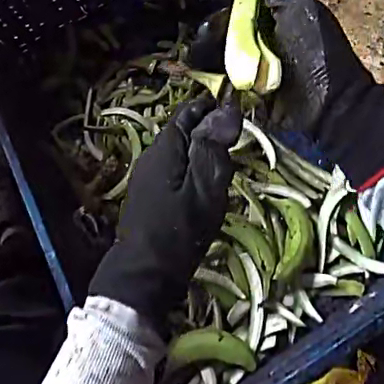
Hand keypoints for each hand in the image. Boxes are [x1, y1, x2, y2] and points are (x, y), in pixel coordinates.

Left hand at [88, 96, 242, 329]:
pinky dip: (193, 167)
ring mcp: (148, 177)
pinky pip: (175, 169)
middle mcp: (152, 155)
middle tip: (238, 136)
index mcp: (164, 147)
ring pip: (179, 151)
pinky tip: (206, 183)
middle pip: (183, 130)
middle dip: (209, 127)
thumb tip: (228, 108)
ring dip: (201, 148)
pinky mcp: (149, 196)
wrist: (144, 276)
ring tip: (227, 158)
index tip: (239, 110)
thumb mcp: (205, 186)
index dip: (214, 107)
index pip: (190, 111)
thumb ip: (214, 146)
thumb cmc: (178, 229)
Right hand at [192, 0, 383, 188]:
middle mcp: (264, 31)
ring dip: (207, 48)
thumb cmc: (316, 53)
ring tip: (205, 54)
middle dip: (214, 23)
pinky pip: (220, 76)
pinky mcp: (247, 89)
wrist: (328, 109)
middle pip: (225, 19)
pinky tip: (205, 73)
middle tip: (212, 30)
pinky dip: (210, 73)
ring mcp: (255, 60)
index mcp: (279, 7)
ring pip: (218, 47)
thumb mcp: (296, 6)